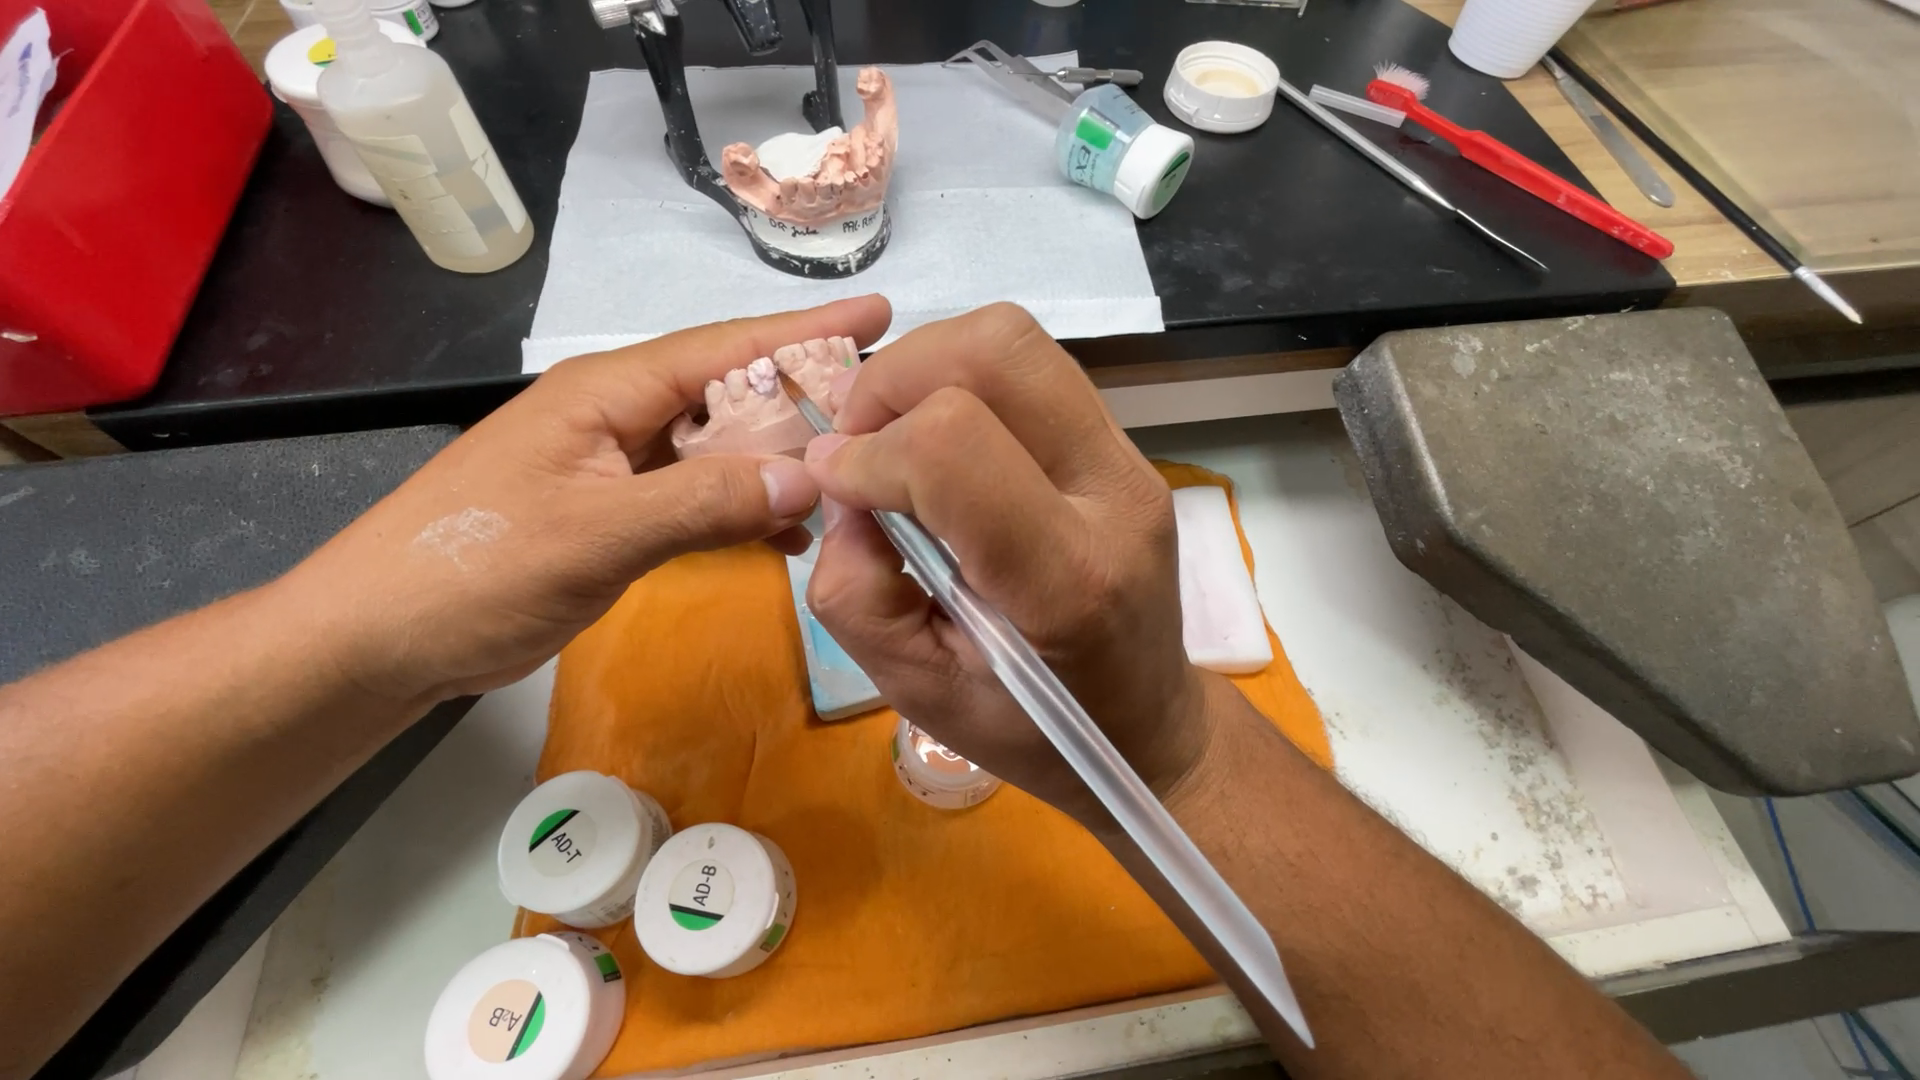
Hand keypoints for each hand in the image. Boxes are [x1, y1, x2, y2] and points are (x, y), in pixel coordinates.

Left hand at [286, 296, 891, 708]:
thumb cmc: (473, 571)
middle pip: (732, 394)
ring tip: (849, 476)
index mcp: (608, 393)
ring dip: (779, 463)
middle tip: (881, 408)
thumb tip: (810, 478)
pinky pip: (698, 497)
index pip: (726, 348)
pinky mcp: (616, 513)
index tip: (878, 316)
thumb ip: (703, 502)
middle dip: (806, 398)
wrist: (378, 641)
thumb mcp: (596, 534)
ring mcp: (617, 466)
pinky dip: (743, 511)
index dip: (805, 331)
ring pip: (720, 450)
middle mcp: (618, 416)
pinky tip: (785, 536)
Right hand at [803, 303, 1209, 824]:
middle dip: (895, 377)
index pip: (954, 448)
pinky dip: (961, 383)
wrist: (1144, 722)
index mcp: (1068, 580)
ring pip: (1016, 342)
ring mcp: (1129, 460)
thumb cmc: (1032, 728)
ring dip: (927, 370)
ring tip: (895, 437)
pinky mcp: (1122, 446)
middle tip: (862, 442)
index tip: (838, 488)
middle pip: (998, 351)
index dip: (870, 454)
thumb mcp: (919, 690)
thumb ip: (857, 592)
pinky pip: (1031, 370)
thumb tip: (842, 486)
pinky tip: (941, 444)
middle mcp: (1113, 496)